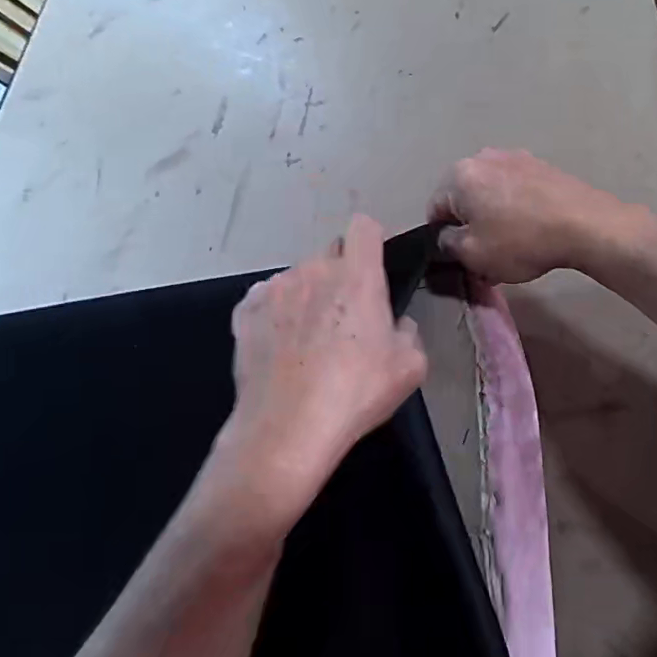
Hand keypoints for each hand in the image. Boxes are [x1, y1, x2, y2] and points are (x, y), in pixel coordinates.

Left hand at [221, 214, 426, 521]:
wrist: (287, 430)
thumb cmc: (356, 393)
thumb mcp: (411, 366)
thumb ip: (408, 331)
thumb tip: (394, 325)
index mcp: (358, 275)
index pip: (363, 226)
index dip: (371, 242)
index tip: (374, 267)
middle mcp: (313, 270)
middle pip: (331, 254)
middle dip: (341, 275)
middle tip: (347, 318)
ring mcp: (274, 289)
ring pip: (298, 277)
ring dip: (308, 295)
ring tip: (309, 340)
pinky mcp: (244, 312)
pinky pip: (266, 299)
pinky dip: (276, 313)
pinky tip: (281, 346)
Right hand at [428, 149, 654, 283]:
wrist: (585, 224)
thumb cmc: (521, 240)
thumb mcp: (472, 254)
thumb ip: (447, 244)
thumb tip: (446, 237)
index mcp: (459, 174)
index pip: (434, 210)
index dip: (443, 239)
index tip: (462, 258)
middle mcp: (483, 157)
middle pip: (464, 199)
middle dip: (471, 226)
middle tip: (487, 256)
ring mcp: (516, 157)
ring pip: (491, 194)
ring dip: (494, 218)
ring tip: (513, 246)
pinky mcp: (542, 166)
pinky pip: (516, 190)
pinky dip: (517, 209)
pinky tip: (533, 231)